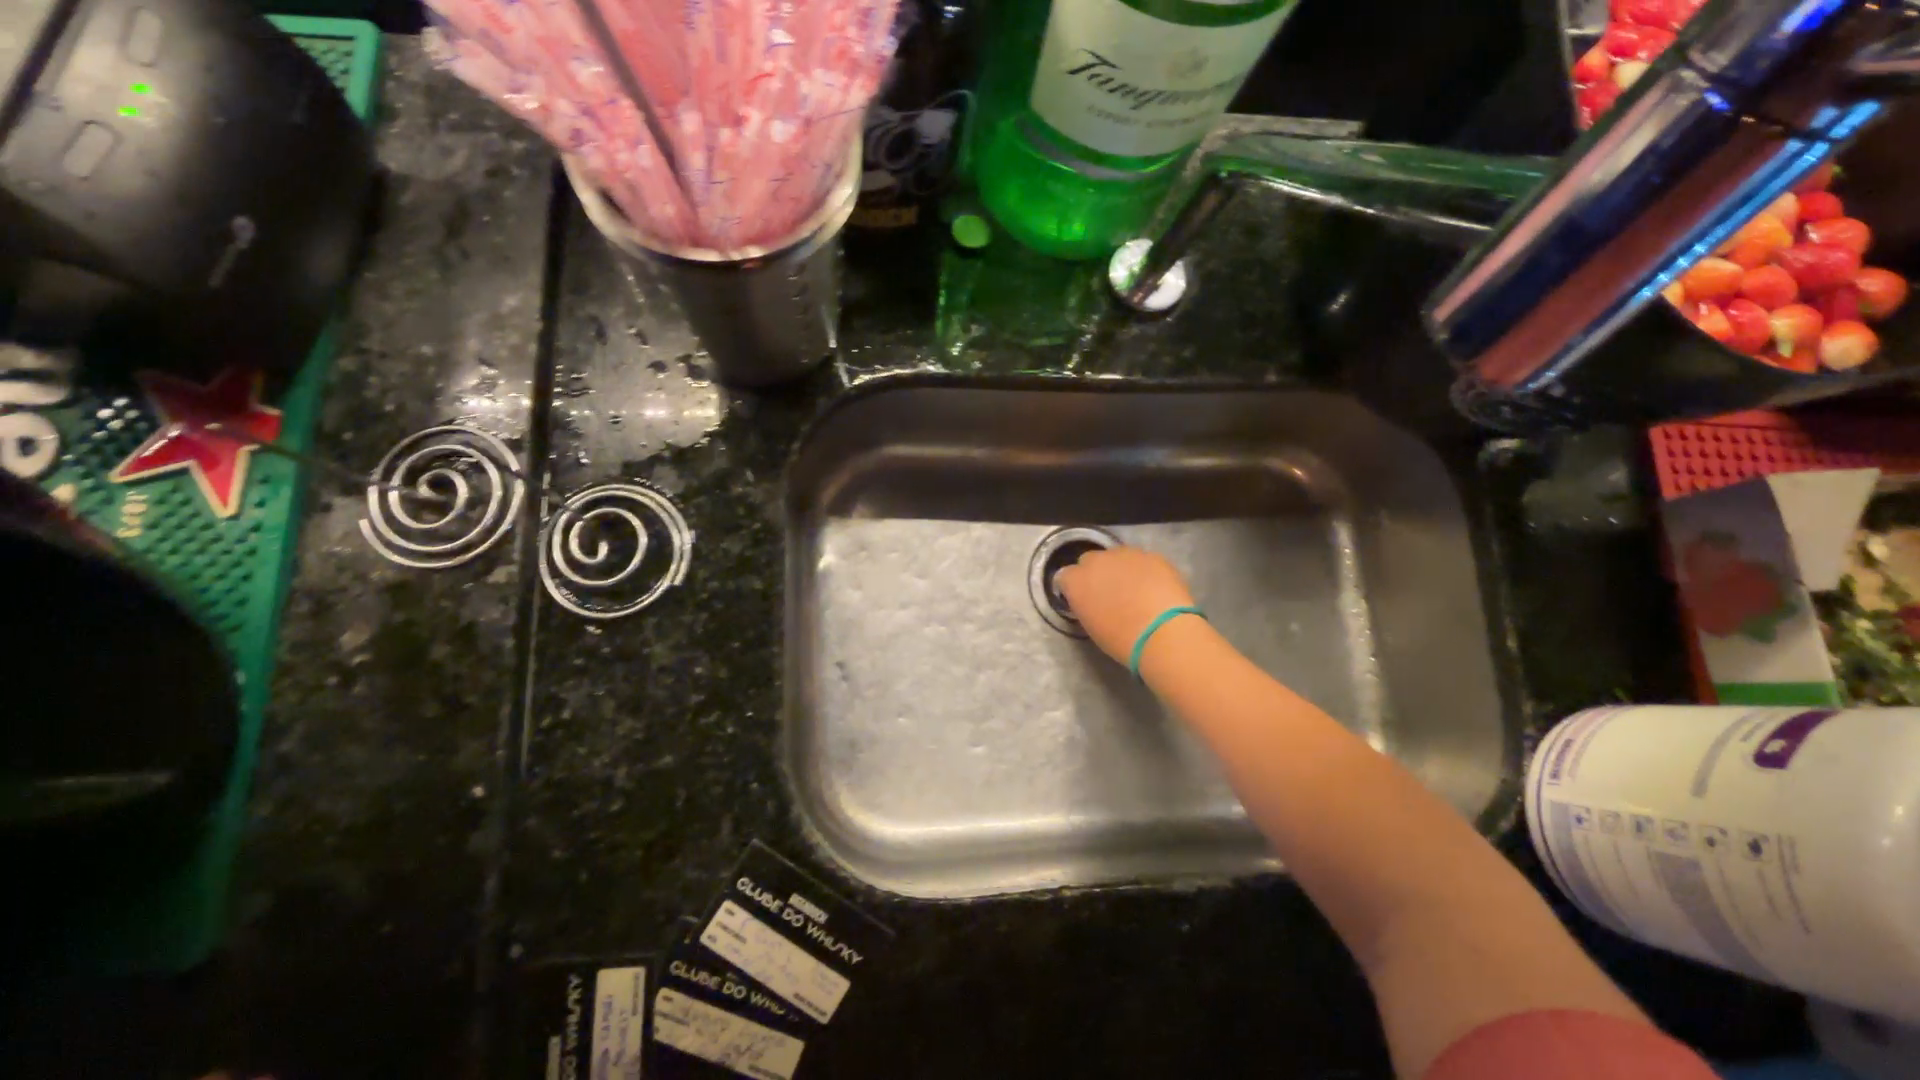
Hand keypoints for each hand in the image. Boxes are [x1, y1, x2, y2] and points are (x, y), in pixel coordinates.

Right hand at [1053, 546, 1197, 664]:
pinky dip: (1145, 571)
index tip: (1083, 599)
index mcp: (1075, 581)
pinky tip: (1155, 588)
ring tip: (1135, 590)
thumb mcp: (1092, 626)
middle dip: (1096, 573)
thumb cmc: (1122, 640)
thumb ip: (1086, 605)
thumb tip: (1092, 601)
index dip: (1074, 588)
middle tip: (1109, 593)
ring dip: (1121, 569)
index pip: (1064, 577)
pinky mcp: (1152, 555)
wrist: (1163, 633)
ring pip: (1118, 556)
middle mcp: (1097, 561)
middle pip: (1089, 560)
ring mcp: (1126, 554)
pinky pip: (1142, 561)